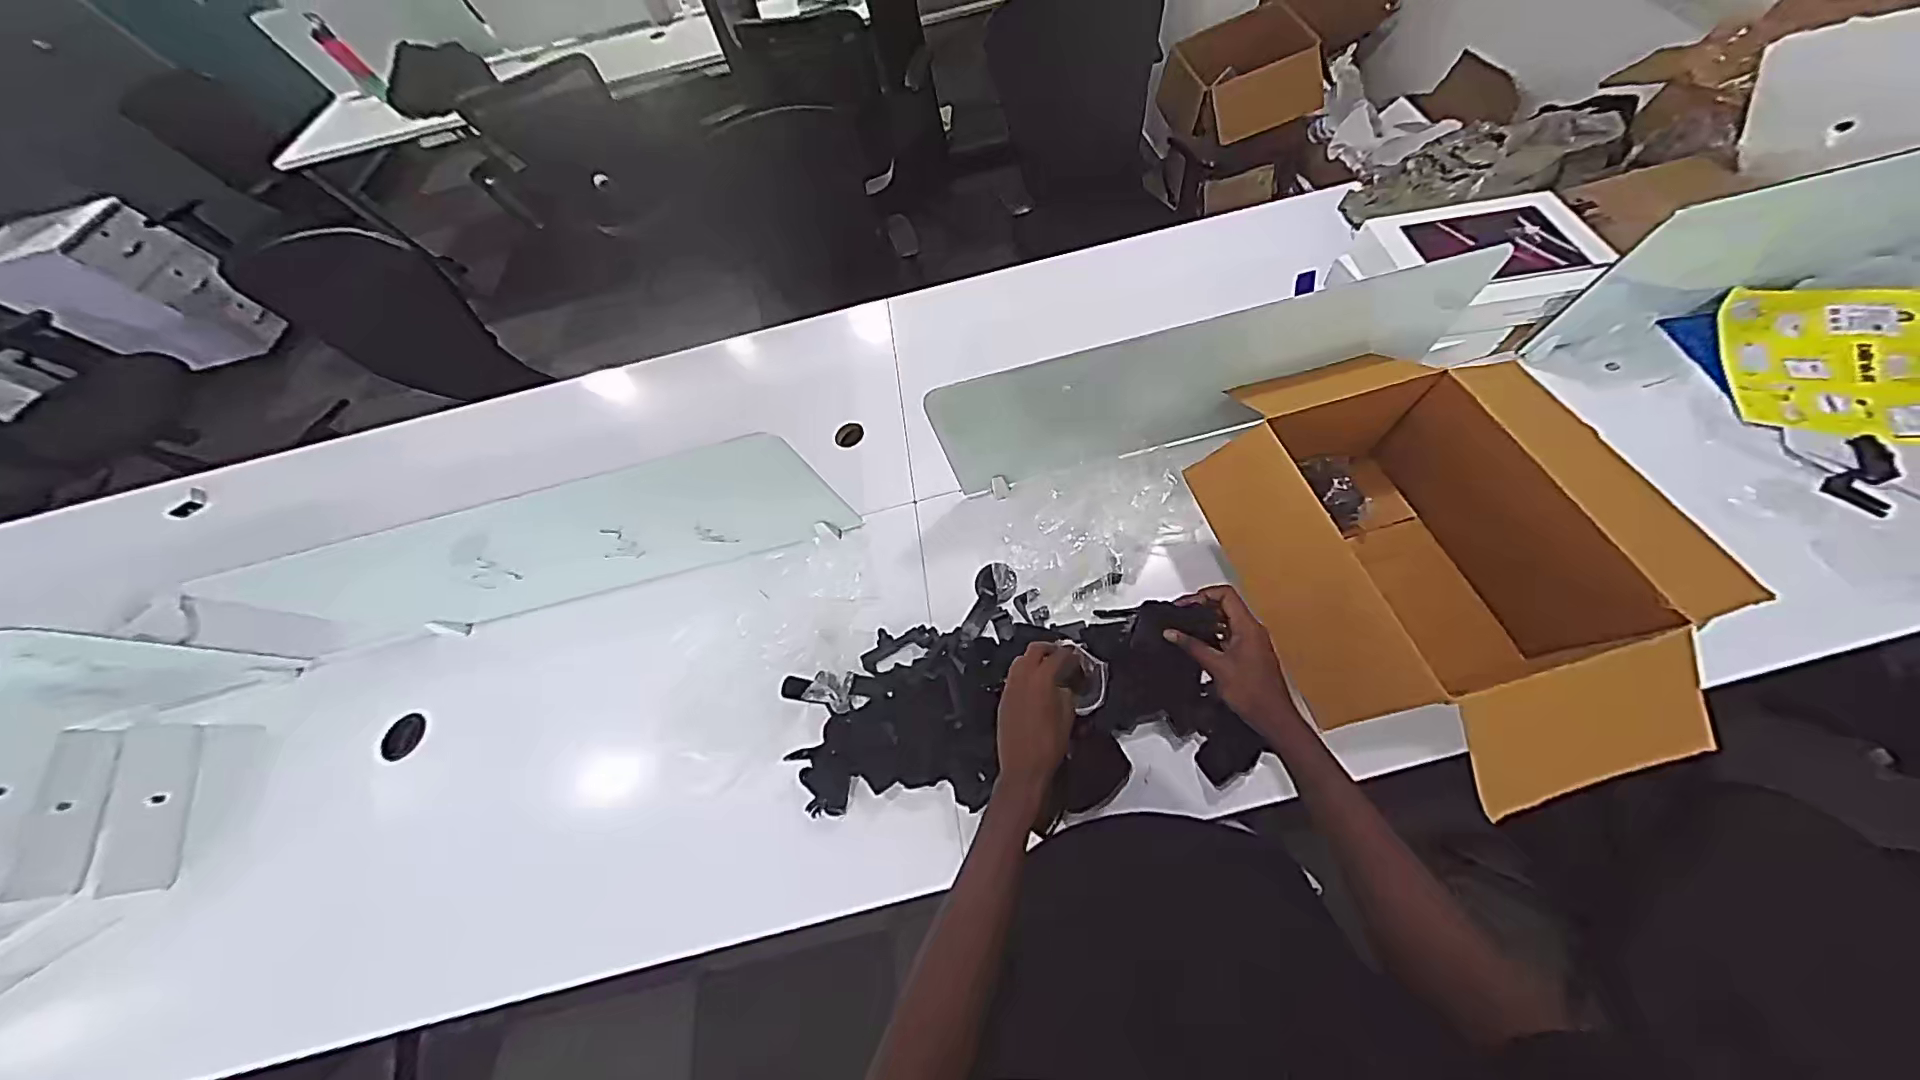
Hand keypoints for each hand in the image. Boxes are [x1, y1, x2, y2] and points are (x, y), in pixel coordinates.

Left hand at [996, 641, 1076, 795]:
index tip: (1077, 656)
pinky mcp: (1003, 699)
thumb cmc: (1045, 748)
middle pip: (1035, 650)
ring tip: (1049, 667)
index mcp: (1041, 680)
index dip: (1071, 653)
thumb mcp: (1068, 717)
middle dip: (1050, 648)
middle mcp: (1021, 679)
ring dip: (1035, 659)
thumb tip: (1067, 686)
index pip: (1058, 656)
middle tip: (1062, 653)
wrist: (1023, 768)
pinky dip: (1025, 673)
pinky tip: (1035, 684)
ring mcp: (1010, 688)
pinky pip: (1014, 677)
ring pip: (1020, 661)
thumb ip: (1067, 694)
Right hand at [1164, 585, 1301, 730]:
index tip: (1187, 603)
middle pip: (1226, 605)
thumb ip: (1192, 646)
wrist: (1272, 717)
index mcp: (1248, 627)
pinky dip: (1214, 637)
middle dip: (1202, 608)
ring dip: (1207, 623)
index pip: (1226, 595)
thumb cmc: (1254, 694)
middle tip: (1183, 614)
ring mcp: (1253, 642)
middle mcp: (1253, 631)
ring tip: (1188, 631)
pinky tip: (1201, 648)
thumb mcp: (1216, 667)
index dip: (1203, 595)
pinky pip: (1230, 636)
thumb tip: (1173, 633)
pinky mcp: (1250, 654)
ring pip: (1227, 621)